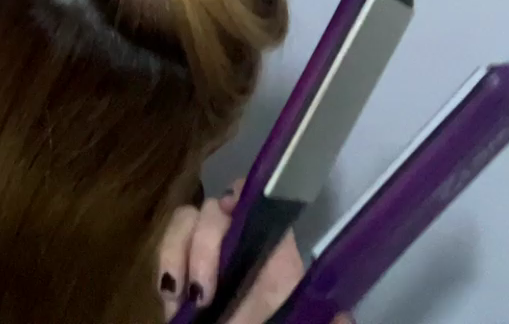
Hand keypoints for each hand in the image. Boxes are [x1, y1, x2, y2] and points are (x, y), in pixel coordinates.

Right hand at [156, 180, 351, 323]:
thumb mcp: (301, 320)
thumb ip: (321, 317)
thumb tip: (344, 318)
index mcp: (276, 258)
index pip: (257, 205)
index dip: (240, 196)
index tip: (229, 209)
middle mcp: (239, 248)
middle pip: (213, 209)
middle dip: (203, 243)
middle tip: (202, 293)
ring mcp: (207, 261)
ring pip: (185, 220)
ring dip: (176, 250)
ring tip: (178, 294)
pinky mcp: (182, 278)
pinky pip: (166, 251)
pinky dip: (164, 265)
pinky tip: (169, 297)